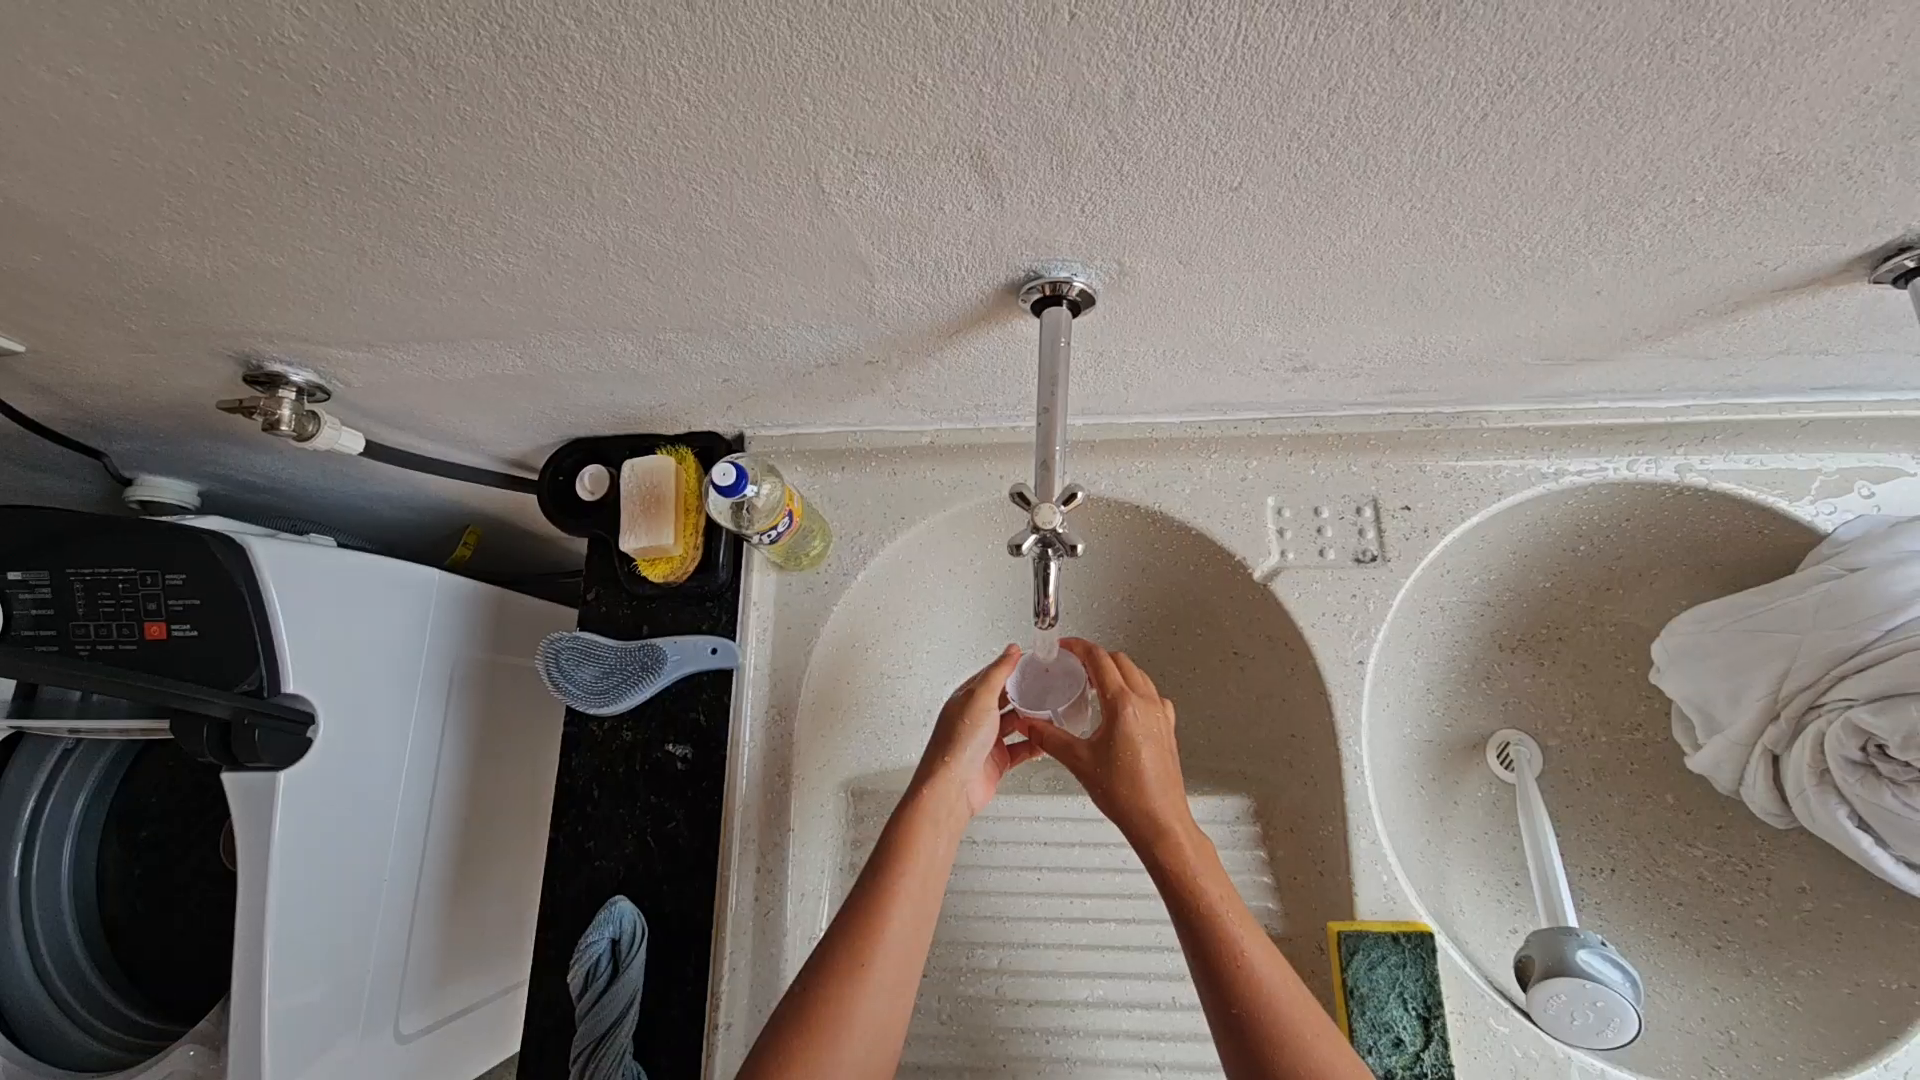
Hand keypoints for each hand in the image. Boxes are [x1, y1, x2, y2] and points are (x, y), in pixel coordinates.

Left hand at [908, 645, 1042, 816]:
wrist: (952, 788)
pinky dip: (1034, 744)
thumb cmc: (956, 745)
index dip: (1013, 667)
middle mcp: (976, 718)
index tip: (1034, 662)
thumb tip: (1010, 650)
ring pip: (1015, 724)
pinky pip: (1020, 749)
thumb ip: (998, 673)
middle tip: (1047, 688)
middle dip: (1026, 694)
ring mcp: (987, 740)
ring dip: (1032, 719)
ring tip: (1050, 712)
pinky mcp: (996, 761)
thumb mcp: (980, 698)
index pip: (993, 675)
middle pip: (1006, 700)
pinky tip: (1045, 740)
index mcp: (968, 698)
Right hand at [1011, 638, 1195, 845]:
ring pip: (1138, 675)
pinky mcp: (1167, 728)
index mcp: (1123, 705)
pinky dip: (1133, 689)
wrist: (1159, 822)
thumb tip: (1031, 725)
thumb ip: (1049, 738)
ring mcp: (1160, 715)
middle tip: (1076, 663)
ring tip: (1095, 682)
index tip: (1066, 647)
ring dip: (1115, 670)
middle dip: (1095, 657)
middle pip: (1120, 661)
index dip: (1078, 647)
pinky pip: (1151, 694)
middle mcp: (1146, 704)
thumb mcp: (1078, 761)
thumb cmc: (1129, 797)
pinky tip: (1121, 706)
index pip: (1099, 659)